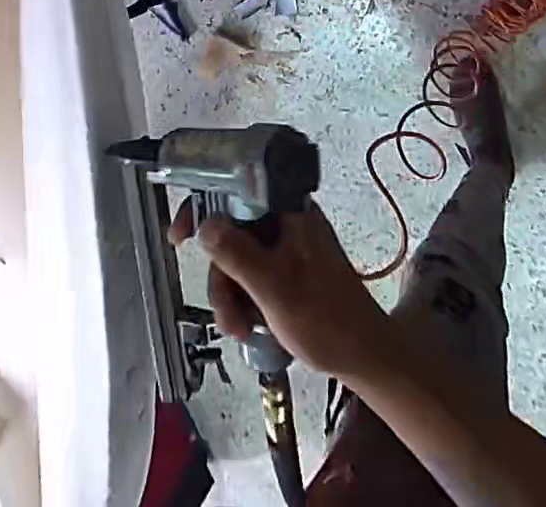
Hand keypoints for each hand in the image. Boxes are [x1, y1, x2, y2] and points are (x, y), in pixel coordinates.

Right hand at [173, 201, 395, 379]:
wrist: (365, 356)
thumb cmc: (326, 320)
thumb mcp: (273, 288)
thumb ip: (237, 254)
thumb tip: (205, 224)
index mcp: (289, 211)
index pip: (237, 189)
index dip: (204, 206)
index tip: (180, 235)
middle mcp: (287, 220)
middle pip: (231, 231)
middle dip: (221, 276)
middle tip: (226, 314)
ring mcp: (288, 244)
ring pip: (238, 256)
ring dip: (231, 295)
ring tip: (242, 328)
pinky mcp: (289, 266)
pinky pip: (252, 272)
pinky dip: (245, 298)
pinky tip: (252, 324)